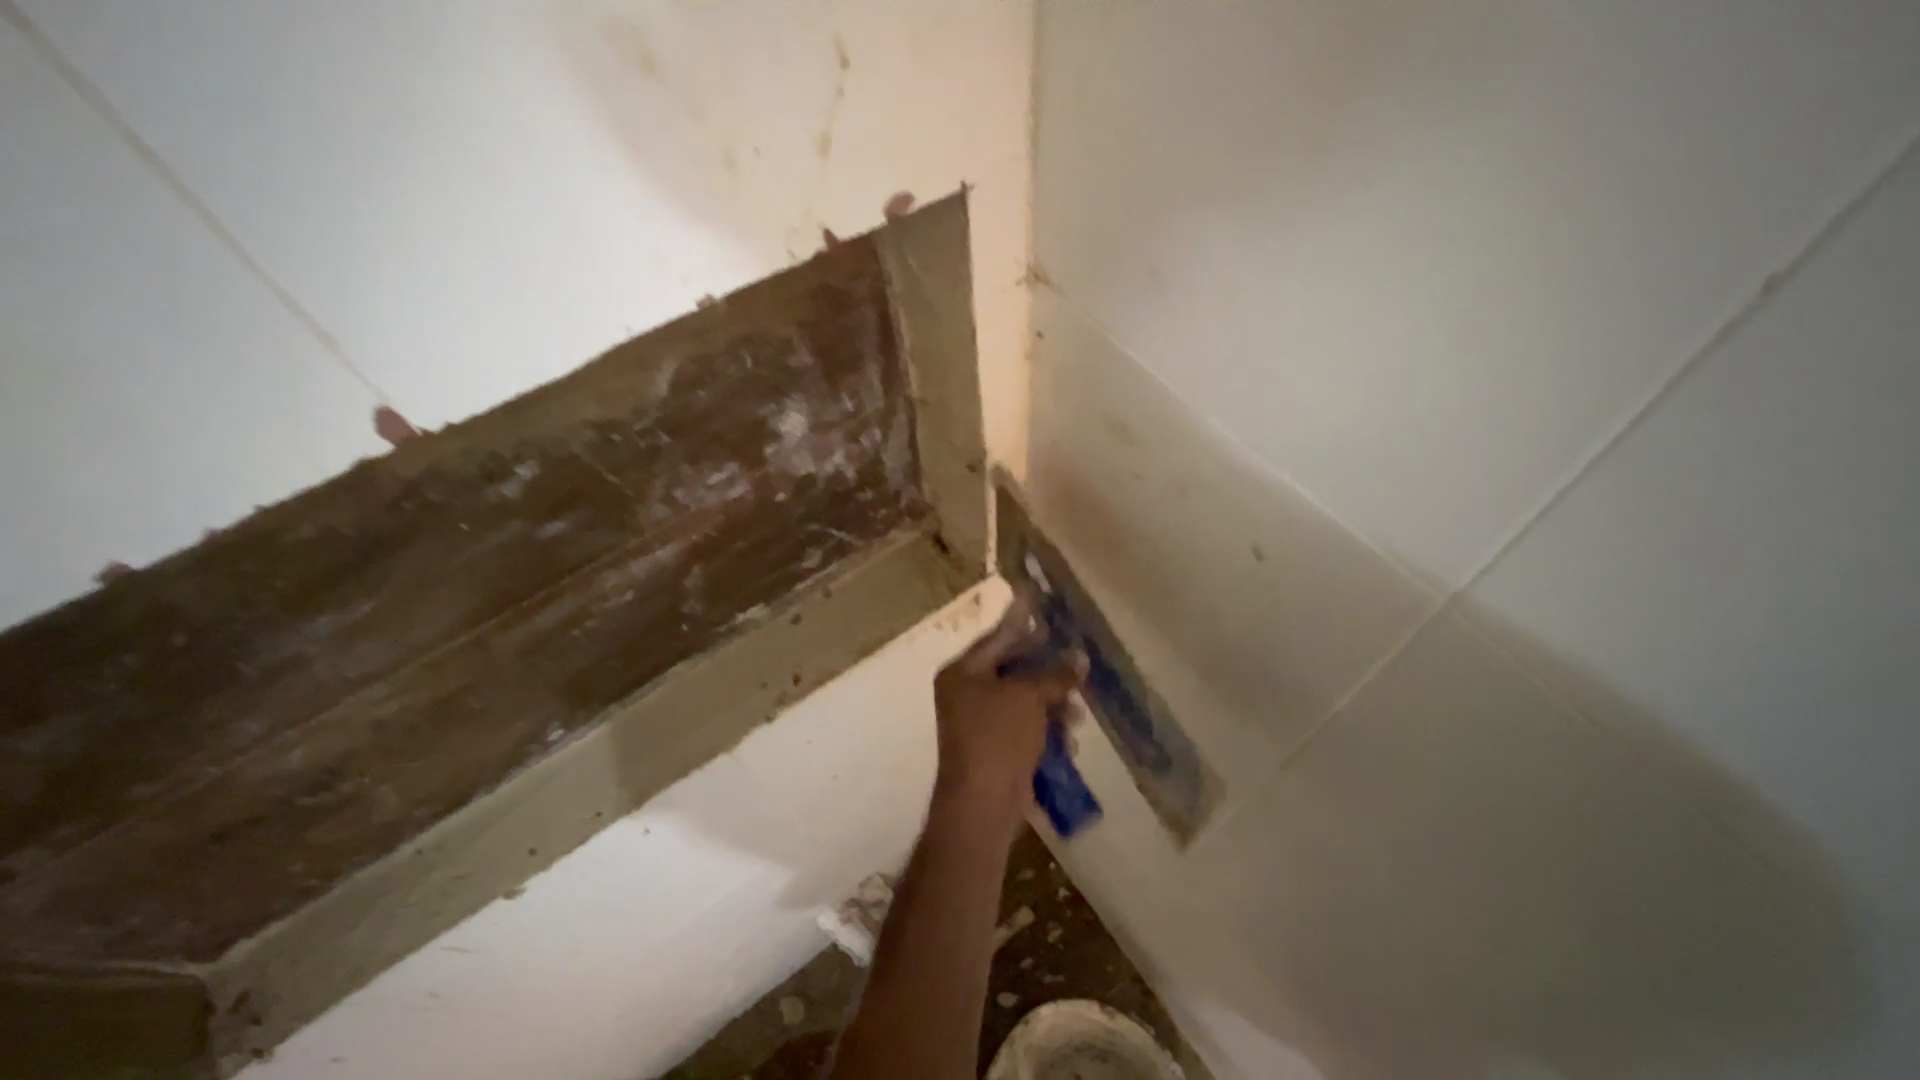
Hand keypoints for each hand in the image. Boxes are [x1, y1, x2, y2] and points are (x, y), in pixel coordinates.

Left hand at [931, 594, 1085, 835]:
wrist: (982, 804)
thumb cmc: (998, 738)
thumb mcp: (1029, 698)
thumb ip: (1054, 674)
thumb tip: (1080, 656)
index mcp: (962, 673)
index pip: (997, 638)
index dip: (1022, 622)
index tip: (1039, 603)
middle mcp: (965, 693)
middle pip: (1013, 669)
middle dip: (1048, 671)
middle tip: (1078, 662)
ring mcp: (978, 724)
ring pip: (1023, 701)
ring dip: (1053, 705)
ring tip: (1077, 715)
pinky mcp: (994, 750)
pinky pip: (1024, 728)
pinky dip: (1046, 730)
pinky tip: (1069, 742)